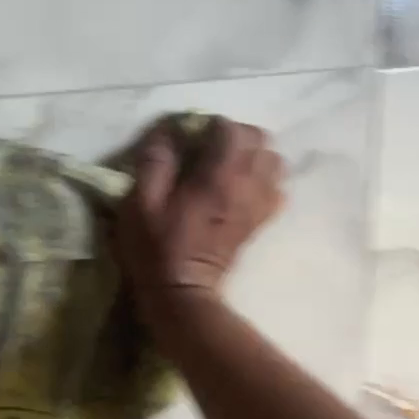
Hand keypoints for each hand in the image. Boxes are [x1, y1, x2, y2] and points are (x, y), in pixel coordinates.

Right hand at [117, 116, 286, 303]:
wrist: (182, 294)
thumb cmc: (155, 247)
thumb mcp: (140, 202)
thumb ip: (154, 162)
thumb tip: (168, 132)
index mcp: (217, 177)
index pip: (231, 130)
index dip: (210, 124)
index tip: (191, 134)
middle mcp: (246, 186)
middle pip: (261, 140)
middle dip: (237, 134)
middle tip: (210, 145)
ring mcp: (258, 205)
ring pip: (275, 161)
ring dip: (254, 155)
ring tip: (228, 163)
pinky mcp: (261, 221)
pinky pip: (278, 188)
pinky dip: (264, 179)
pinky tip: (241, 186)